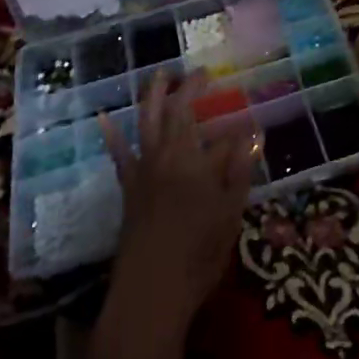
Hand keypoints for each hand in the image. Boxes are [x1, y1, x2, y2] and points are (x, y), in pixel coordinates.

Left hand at [101, 72, 253, 327]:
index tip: (245, 106)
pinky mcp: (129, 185)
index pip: (220, 132)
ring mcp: (145, 169)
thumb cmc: (199, 255)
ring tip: (160, 74)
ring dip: (153, 95)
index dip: (233, 119)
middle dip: (189, 89)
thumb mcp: (230, 214)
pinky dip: (112, 133)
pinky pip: (118, 153)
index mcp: (198, 164)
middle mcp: (169, 157)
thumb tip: (254, 133)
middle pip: (178, 113)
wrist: (151, 287)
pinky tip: (105, 116)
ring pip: (147, 122)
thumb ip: (240, 171)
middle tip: (200, 72)